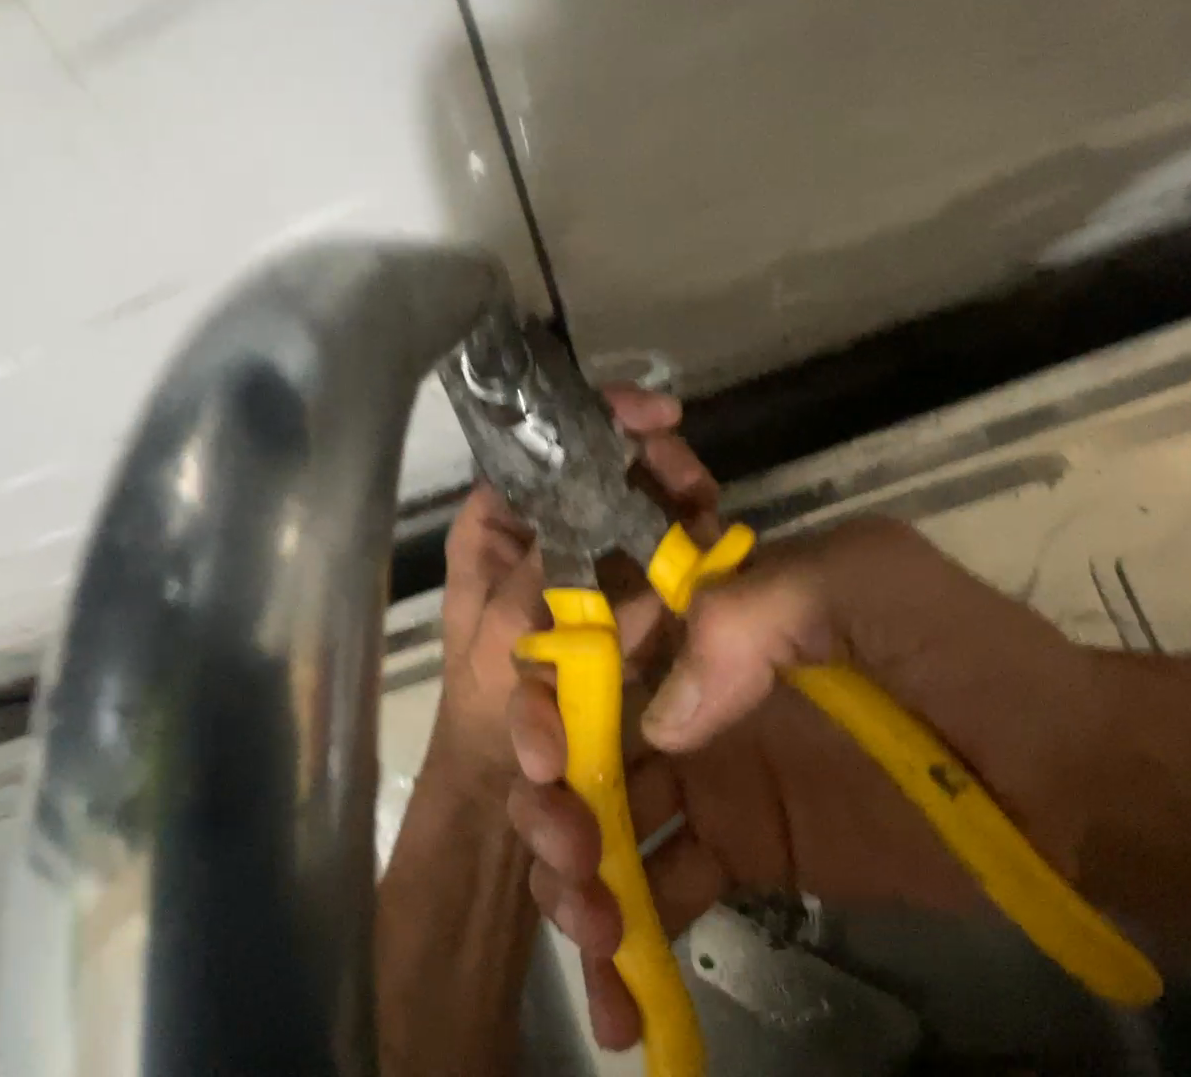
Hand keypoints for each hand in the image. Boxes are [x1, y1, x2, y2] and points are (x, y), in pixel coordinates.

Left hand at [429, 385, 720, 797]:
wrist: (503, 774)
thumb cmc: (483, 704)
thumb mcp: (503, 634)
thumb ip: (543, 572)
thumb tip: (599, 514)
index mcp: (496, 528)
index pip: (543, 450)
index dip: (597, 422)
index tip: (656, 416)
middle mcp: (538, 535)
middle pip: (599, 471)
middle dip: (650, 467)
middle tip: (696, 481)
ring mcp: (581, 565)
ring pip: (634, 511)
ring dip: (675, 505)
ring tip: (707, 514)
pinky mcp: (614, 599)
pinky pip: (654, 560)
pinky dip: (682, 553)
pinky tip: (707, 554)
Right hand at [506, 517, 1108, 1048]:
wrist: (1070, 779)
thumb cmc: (968, 658)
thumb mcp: (870, 581)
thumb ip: (759, 611)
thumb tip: (662, 720)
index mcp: (701, 625)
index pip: (589, 644)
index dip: (547, 691)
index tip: (548, 751)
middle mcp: (685, 699)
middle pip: (576, 743)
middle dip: (548, 794)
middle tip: (571, 848)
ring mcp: (708, 782)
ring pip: (603, 823)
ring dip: (575, 876)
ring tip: (598, 931)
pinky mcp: (739, 854)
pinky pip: (661, 893)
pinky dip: (628, 947)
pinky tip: (621, 1001)